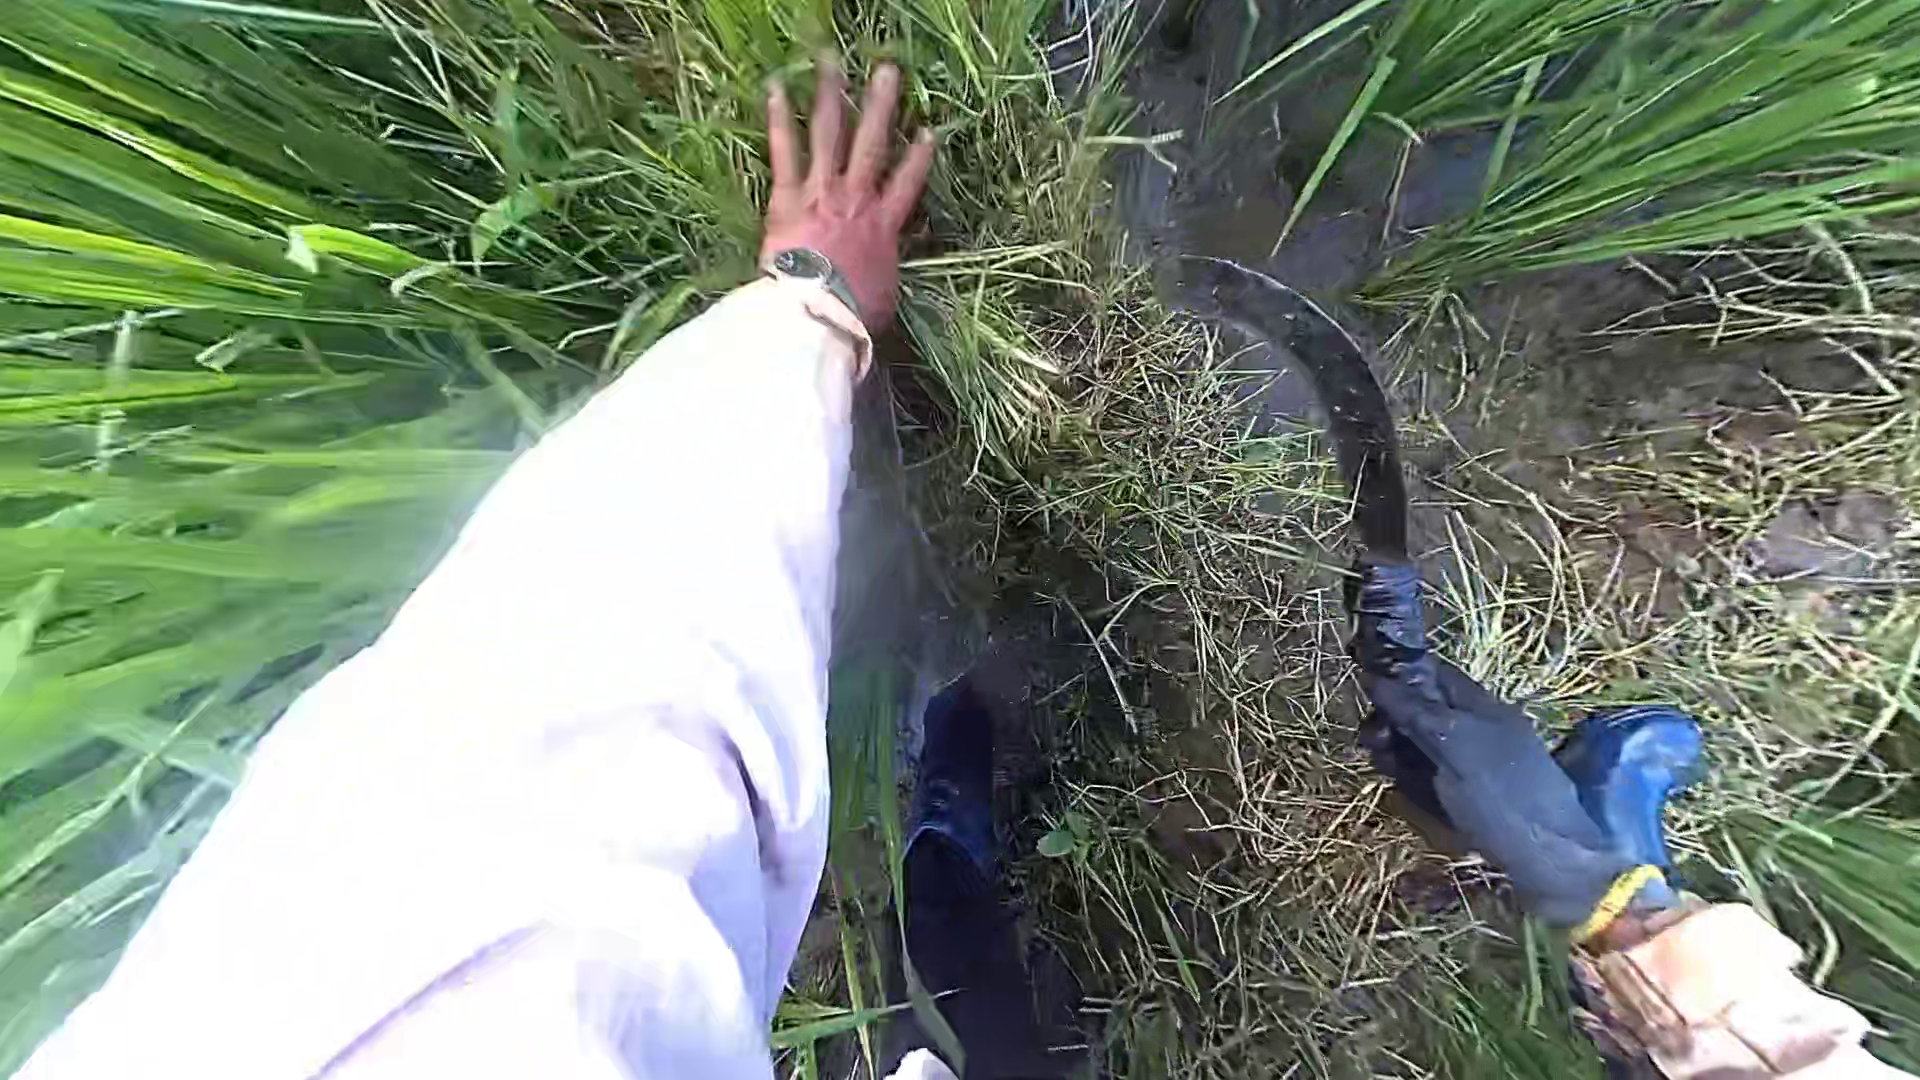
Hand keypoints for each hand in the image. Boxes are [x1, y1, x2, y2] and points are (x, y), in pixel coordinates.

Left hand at [763, 57, 934, 328]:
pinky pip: (784, 150)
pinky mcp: (789, 197)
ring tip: (832, 62)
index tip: (928, 132)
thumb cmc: (855, 313)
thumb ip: (888, 274)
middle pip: (872, 144)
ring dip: (832, 95)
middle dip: (881, 107)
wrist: (818, 312)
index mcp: (884, 226)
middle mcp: (856, 199)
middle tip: (887, 72)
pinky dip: (779, 119)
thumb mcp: (886, 298)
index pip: (907, 184)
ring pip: (829, 134)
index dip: (919, 158)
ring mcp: (822, 192)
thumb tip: (890, 274)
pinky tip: (774, 87)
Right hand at [1349, 559, 1639, 926]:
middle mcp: (1470, 723)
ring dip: (1385, 740)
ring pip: (1406, 732)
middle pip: (1410, 699)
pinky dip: (1397, 765)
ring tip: (1376, 759)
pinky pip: (1414, 762)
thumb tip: (1376, 671)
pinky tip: (1391, 776)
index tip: (1353, 643)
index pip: (1425, 667)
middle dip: (1381, 707)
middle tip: (1364, 730)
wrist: (1559, 870)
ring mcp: (1462, 755)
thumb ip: (1416, 708)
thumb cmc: (1512, 799)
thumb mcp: (1460, 749)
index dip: (1392, 655)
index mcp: (1479, 706)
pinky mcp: (1456, 784)